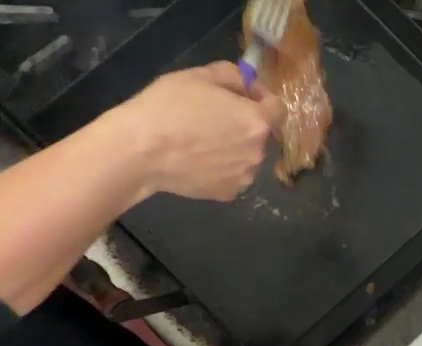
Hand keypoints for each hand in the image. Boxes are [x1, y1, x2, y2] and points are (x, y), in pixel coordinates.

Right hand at [108, 62, 284, 200]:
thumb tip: (248, 84)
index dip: (263, 98)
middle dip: (244, 123)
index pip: (278, 109)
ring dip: (234, 147)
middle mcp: (258, 153)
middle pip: (260, 135)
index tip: (245, 94)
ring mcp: (244, 177)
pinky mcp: (229, 194)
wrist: (143, 150)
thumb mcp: (200, 75)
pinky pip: (232, 176)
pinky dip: (222, 168)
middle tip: (214, 116)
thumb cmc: (169, 106)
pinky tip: (198, 160)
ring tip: (203, 140)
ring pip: (246, 157)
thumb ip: (233, 77)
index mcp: (256, 122)